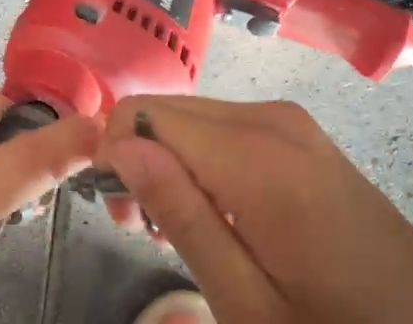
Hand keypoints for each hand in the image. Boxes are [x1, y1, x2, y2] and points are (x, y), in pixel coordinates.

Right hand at [98, 97, 412, 323]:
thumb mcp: (249, 303)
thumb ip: (180, 215)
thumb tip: (117, 146)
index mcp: (256, 157)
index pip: (142, 114)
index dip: (114, 156)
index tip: (122, 213)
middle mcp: (269, 118)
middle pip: (163, 110)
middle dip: (138, 158)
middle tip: (143, 229)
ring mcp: (288, 120)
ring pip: (188, 116)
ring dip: (167, 161)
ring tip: (178, 227)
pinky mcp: (298, 131)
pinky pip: (221, 125)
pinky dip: (200, 158)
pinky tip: (215, 209)